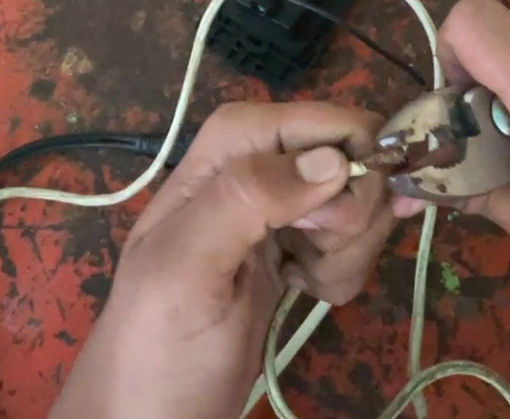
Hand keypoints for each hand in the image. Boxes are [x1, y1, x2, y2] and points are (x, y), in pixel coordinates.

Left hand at [53, 102, 396, 418]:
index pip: (318, 121)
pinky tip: (306, 291)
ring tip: (300, 283)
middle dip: (347, 218)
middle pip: (349, 159)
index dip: (347, 160)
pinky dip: (343, 271)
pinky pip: (354, 237)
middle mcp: (261, 162)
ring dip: (346, 252)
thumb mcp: (187, 266)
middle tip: (306, 260)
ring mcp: (282, 205)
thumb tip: (333, 157)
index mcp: (230, 144)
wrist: (151, 418)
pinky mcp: (299, 244)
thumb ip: (247, 199)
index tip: (338, 221)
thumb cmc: (159, 342)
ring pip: (359, 200)